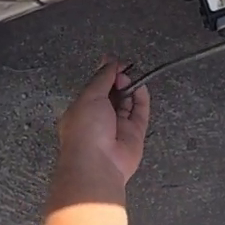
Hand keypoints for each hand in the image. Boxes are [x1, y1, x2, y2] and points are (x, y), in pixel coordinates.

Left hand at [53, 57, 150, 188]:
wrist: (98, 163)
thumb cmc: (86, 129)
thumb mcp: (89, 96)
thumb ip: (102, 78)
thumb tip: (110, 63)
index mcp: (82, 110)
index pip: (95, 88)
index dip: (104, 74)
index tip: (112, 61)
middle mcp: (100, 118)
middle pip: (112, 94)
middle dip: (118, 79)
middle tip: (123, 70)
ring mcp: (117, 127)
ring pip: (127, 102)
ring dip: (130, 87)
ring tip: (131, 77)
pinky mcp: (134, 134)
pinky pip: (140, 113)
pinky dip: (142, 99)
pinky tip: (141, 87)